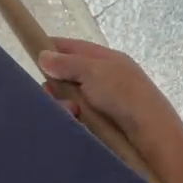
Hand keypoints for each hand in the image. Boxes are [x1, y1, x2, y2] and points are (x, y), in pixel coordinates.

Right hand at [38, 38, 182, 182]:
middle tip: (48, 92)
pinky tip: (74, 120)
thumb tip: (44, 55)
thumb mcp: (94, 71)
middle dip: (54, 83)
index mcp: (105, 60)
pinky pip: (74, 116)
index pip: (73, 48)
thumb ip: (67, 63)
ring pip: (67, 98)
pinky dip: (71, 117)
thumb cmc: (124, 95)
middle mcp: (102, 78)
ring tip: (70, 111)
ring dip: (62, 103)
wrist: (150, 134)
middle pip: (66, 76)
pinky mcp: (98, 123)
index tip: (31, 53)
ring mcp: (100, 101)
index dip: (53, 48)